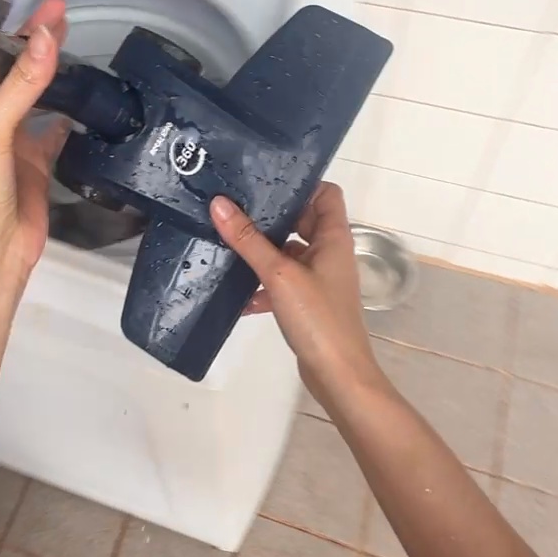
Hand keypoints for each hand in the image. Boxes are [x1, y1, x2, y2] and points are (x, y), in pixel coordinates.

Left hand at [0, 0, 70, 286]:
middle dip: (34, 44)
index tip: (43, 7)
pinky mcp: (33, 163)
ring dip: (51, 74)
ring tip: (71, 43)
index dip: (10, 31)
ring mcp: (8, 142)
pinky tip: (80, 100)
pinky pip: (52, 131)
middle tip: (62, 13)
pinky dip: (66, 116)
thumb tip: (45, 38)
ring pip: (33, 98)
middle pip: (11, 73)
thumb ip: (21, 85)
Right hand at [209, 183, 381, 400]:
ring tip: (227, 242)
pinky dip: (262, 284)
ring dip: (262, 251)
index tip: (265, 181)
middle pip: (302, 221)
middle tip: (235, 207)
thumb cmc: (318, 318)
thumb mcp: (279, 274)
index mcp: (334, 238)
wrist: (338, 376)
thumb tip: (219, 204)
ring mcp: (319, 279)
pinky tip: (237, 294)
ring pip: (288, 253)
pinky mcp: (307, 303)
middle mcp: (329, 253)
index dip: (301, 184)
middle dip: (271, 217)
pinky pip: (281, 282)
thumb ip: (249, 240)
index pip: (325, 194)